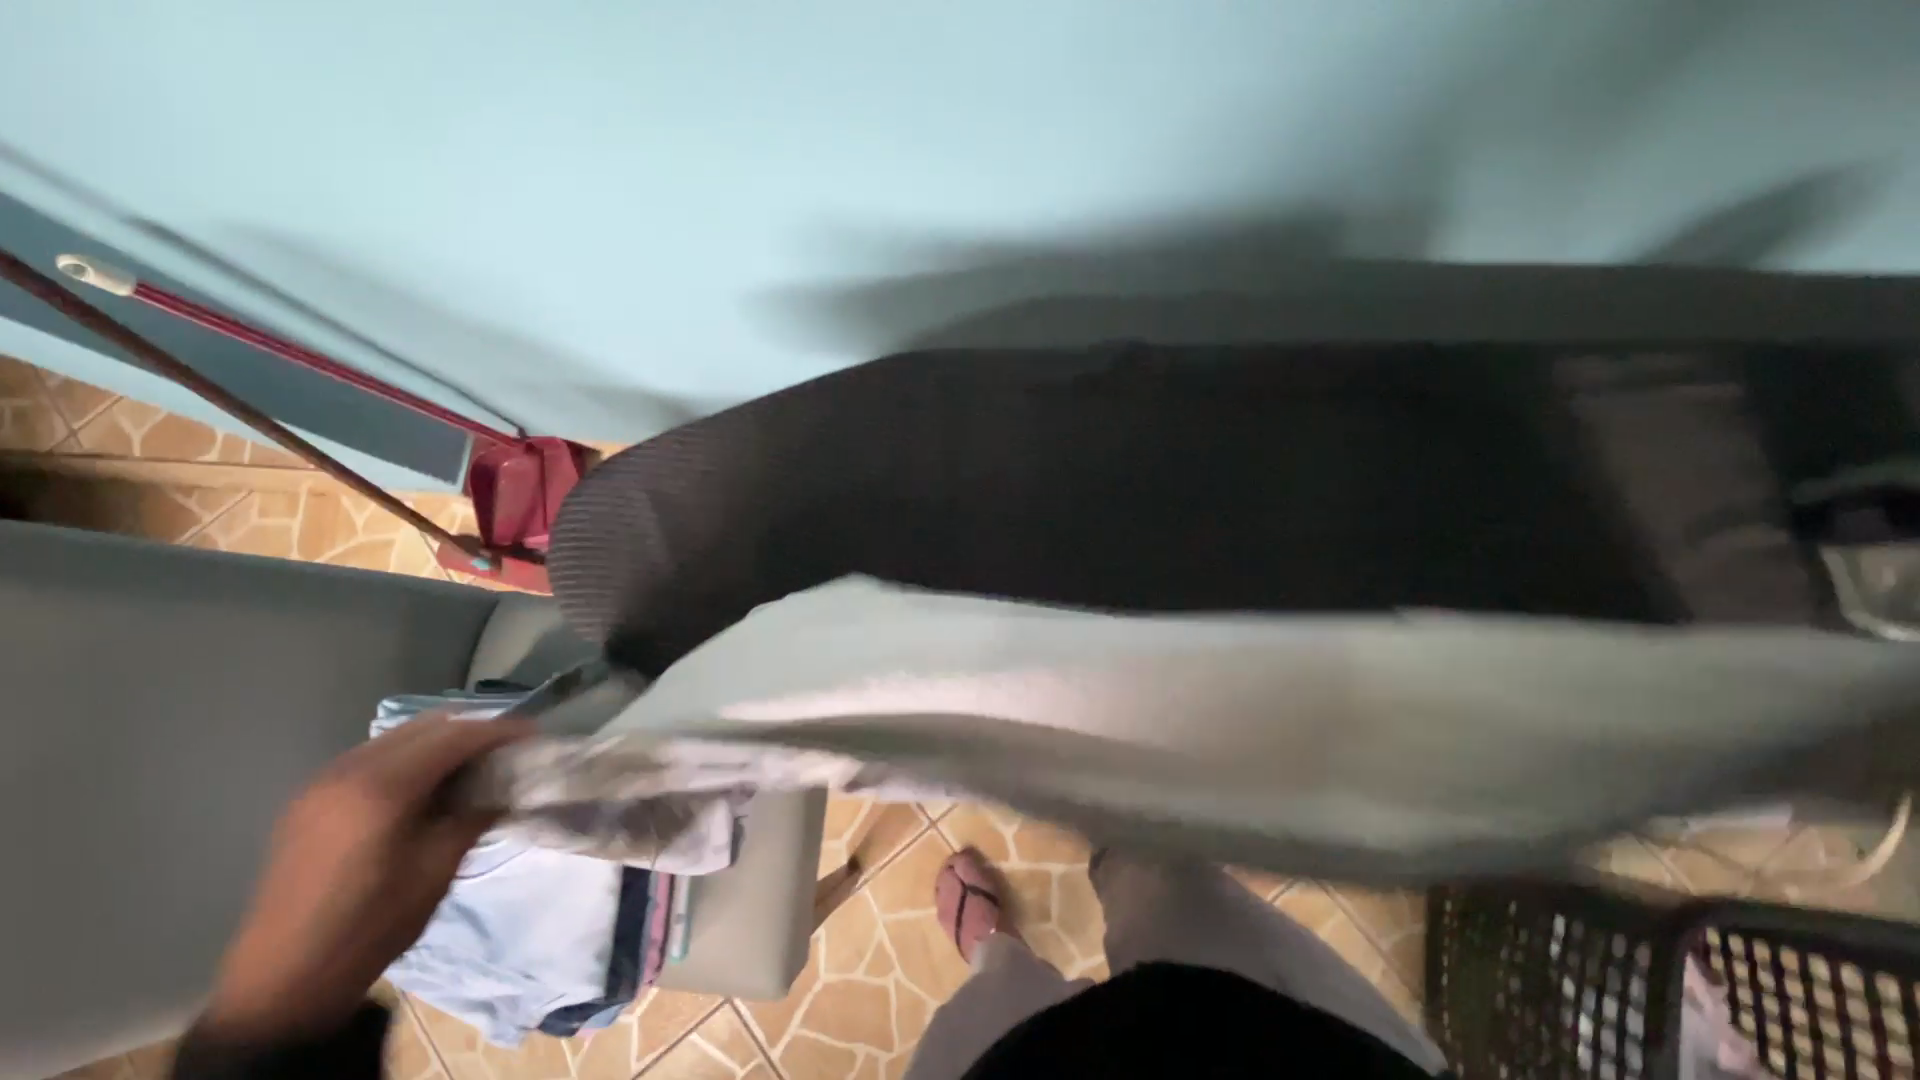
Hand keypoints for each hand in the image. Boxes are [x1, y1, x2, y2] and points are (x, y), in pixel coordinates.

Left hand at [201, 713, 532, 1042]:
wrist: (285, 979)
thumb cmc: (372, 926)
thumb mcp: (438, 869)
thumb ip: (474, 815)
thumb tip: (506, 786)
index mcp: (381, 788)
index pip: (454, 737)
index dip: (499, 732)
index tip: (534, 738)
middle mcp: (348, 770)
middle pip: (426, 727)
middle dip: (472, 732)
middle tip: (508, 751)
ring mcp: (323, 781)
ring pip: (397, 738)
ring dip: (440, 743)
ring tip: (473, 767)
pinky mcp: (310, 798)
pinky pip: (372, 757)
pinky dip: (409, 758)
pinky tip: (427, 786)